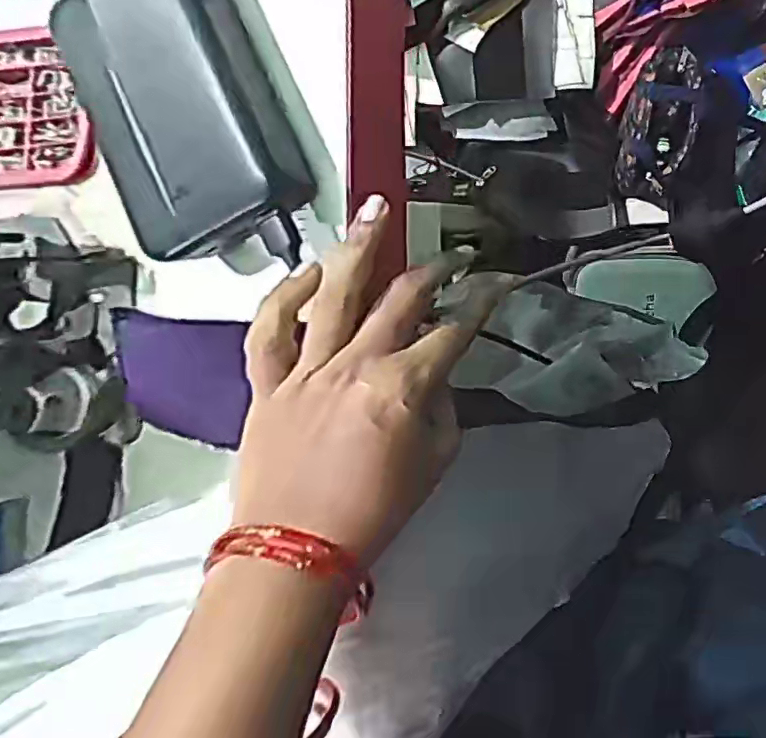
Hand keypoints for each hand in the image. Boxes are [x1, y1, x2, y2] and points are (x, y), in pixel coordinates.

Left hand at [232, 196, 507, 566]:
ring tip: (373, 211)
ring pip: (334, 293)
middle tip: (451, 255)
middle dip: (435, 268)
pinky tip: (308, 272)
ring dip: (359, 247)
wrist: (294, 554)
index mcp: (403, 386)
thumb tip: (435, 374)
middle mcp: (357, 365)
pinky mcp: (269, 383)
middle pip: (402, 297)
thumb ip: (443, 405)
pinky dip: (285, 296)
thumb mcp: (437, 459)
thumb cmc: (375, 511)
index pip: (456, 329)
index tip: (497, 285)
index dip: (483, 302)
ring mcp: (308, 369)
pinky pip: (269, 329)